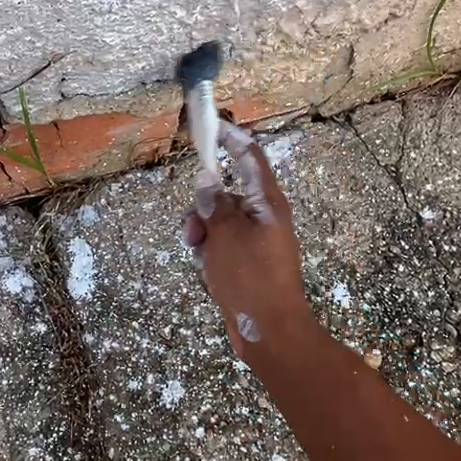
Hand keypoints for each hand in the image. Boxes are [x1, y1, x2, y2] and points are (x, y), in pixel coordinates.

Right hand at [182, 122, 311, 357]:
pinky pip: (221, 244)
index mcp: (267, 202)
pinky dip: (209, 251)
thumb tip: (206, 179)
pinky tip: (205, 269)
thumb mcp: (225, 235)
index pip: (249, 157)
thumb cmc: (251, 277)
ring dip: (202, 232)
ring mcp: (256, 241)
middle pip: (226, 192)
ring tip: (197, 252)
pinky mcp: (247, 263)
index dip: (230, 138)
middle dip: (202, 205)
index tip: (209, 127)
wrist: (270, 333)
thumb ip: (213, 204)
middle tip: (191, 228)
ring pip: (219, 221)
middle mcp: (263, 217)